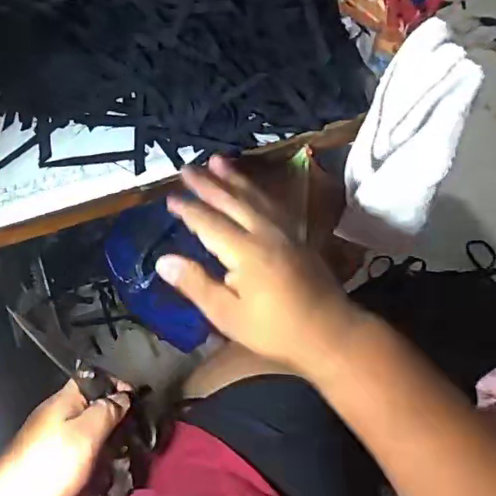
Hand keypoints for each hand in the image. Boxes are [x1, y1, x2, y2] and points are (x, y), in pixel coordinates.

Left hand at [0, 380, 130, 495]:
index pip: (96, 378)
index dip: (118, 386)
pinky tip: (102, 475)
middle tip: (134, 436)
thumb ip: (108, 410)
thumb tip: (124, 396)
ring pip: (88, 432)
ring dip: (105, 444)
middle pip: (93, 407)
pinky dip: (92, 460)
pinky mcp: (48, 461)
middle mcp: (56, 412)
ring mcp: (50, 437)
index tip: (138, 404)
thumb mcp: (87, 433)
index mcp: (64, 398)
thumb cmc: (51, 465)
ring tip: (122, 459)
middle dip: (115, 420)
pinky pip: (78, 452)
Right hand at [157, 156, 372, 375]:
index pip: (209, 223)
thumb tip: (163, 260)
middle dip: (209, 183)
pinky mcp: (299, 237)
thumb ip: (197, 284)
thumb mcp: (228, 316)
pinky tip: (252, 189)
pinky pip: (273, 204)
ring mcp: (286, 232)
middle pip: (233, 201)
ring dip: (234, 179)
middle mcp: (266, 233)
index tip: (169, 198)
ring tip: (218, 162)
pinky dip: (257, 191)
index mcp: (246, 252)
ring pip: (255, 197)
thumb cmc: (275, 330)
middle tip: (187, 168)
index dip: (188, 209)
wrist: (331, 333)